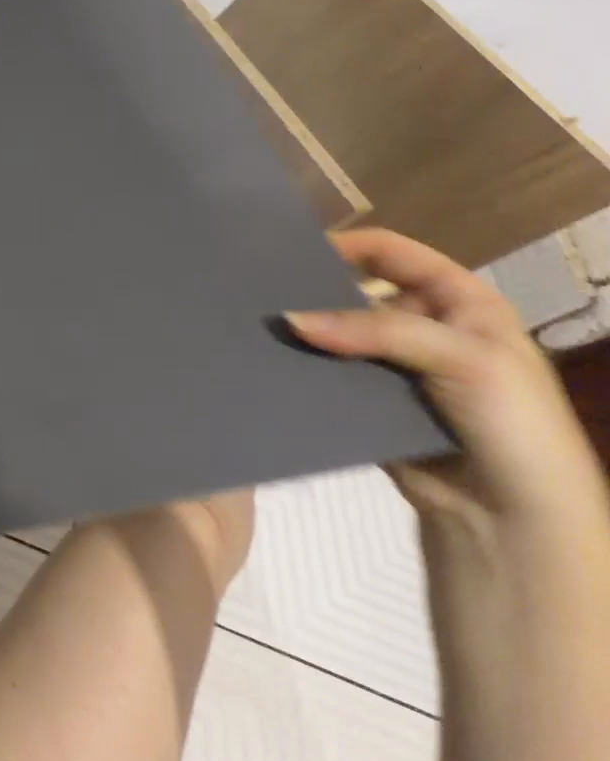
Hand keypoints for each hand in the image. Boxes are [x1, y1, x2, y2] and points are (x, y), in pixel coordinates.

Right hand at [284, 228, 609, 532]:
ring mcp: (394, 367)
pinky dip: (300, 371)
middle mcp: (425, 327)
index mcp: (461, 302)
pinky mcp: (367, 403)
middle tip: (256, 295)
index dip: (346, 246)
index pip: (393, 254)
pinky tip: (266, 367)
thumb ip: (378, 331)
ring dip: (302, 336)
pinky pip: (325, 377)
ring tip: (250, 331)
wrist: (510, 514)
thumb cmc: (511, 423)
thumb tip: (289, 319)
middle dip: (310, 293)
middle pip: (354, 293)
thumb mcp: (462, 360)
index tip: (288, 256)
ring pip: (335, 337)